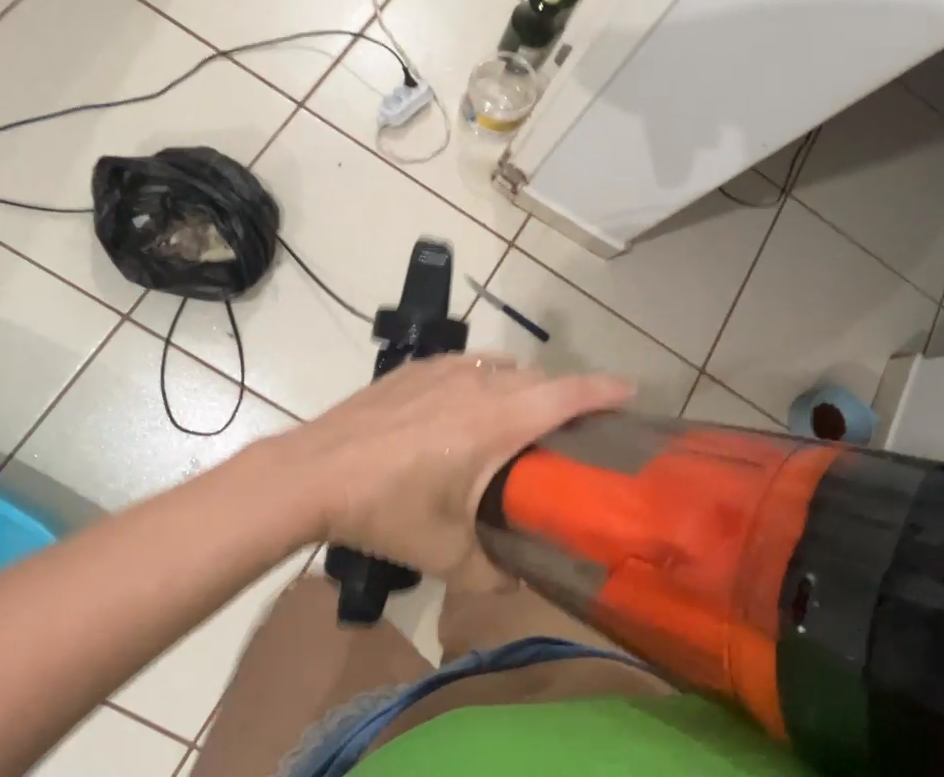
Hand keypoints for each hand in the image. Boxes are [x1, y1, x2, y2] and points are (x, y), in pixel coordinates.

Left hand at [285, 354, 632, 590]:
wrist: (312, 474)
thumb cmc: (386, 510)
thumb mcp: (445, 553)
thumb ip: (491, 571)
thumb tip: (518, 579)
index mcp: (499, 421)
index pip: (568, 394)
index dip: (605, 390)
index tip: (632, 393)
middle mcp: (480, 384)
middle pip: (540, 379)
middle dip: (565, 396)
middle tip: (571, 429)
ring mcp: (445, 370)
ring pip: (503, 367)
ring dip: (523, 386)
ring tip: (520, 418)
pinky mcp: (415, 368)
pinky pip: (468, 365)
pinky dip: (484, 379)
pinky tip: (467, 406)